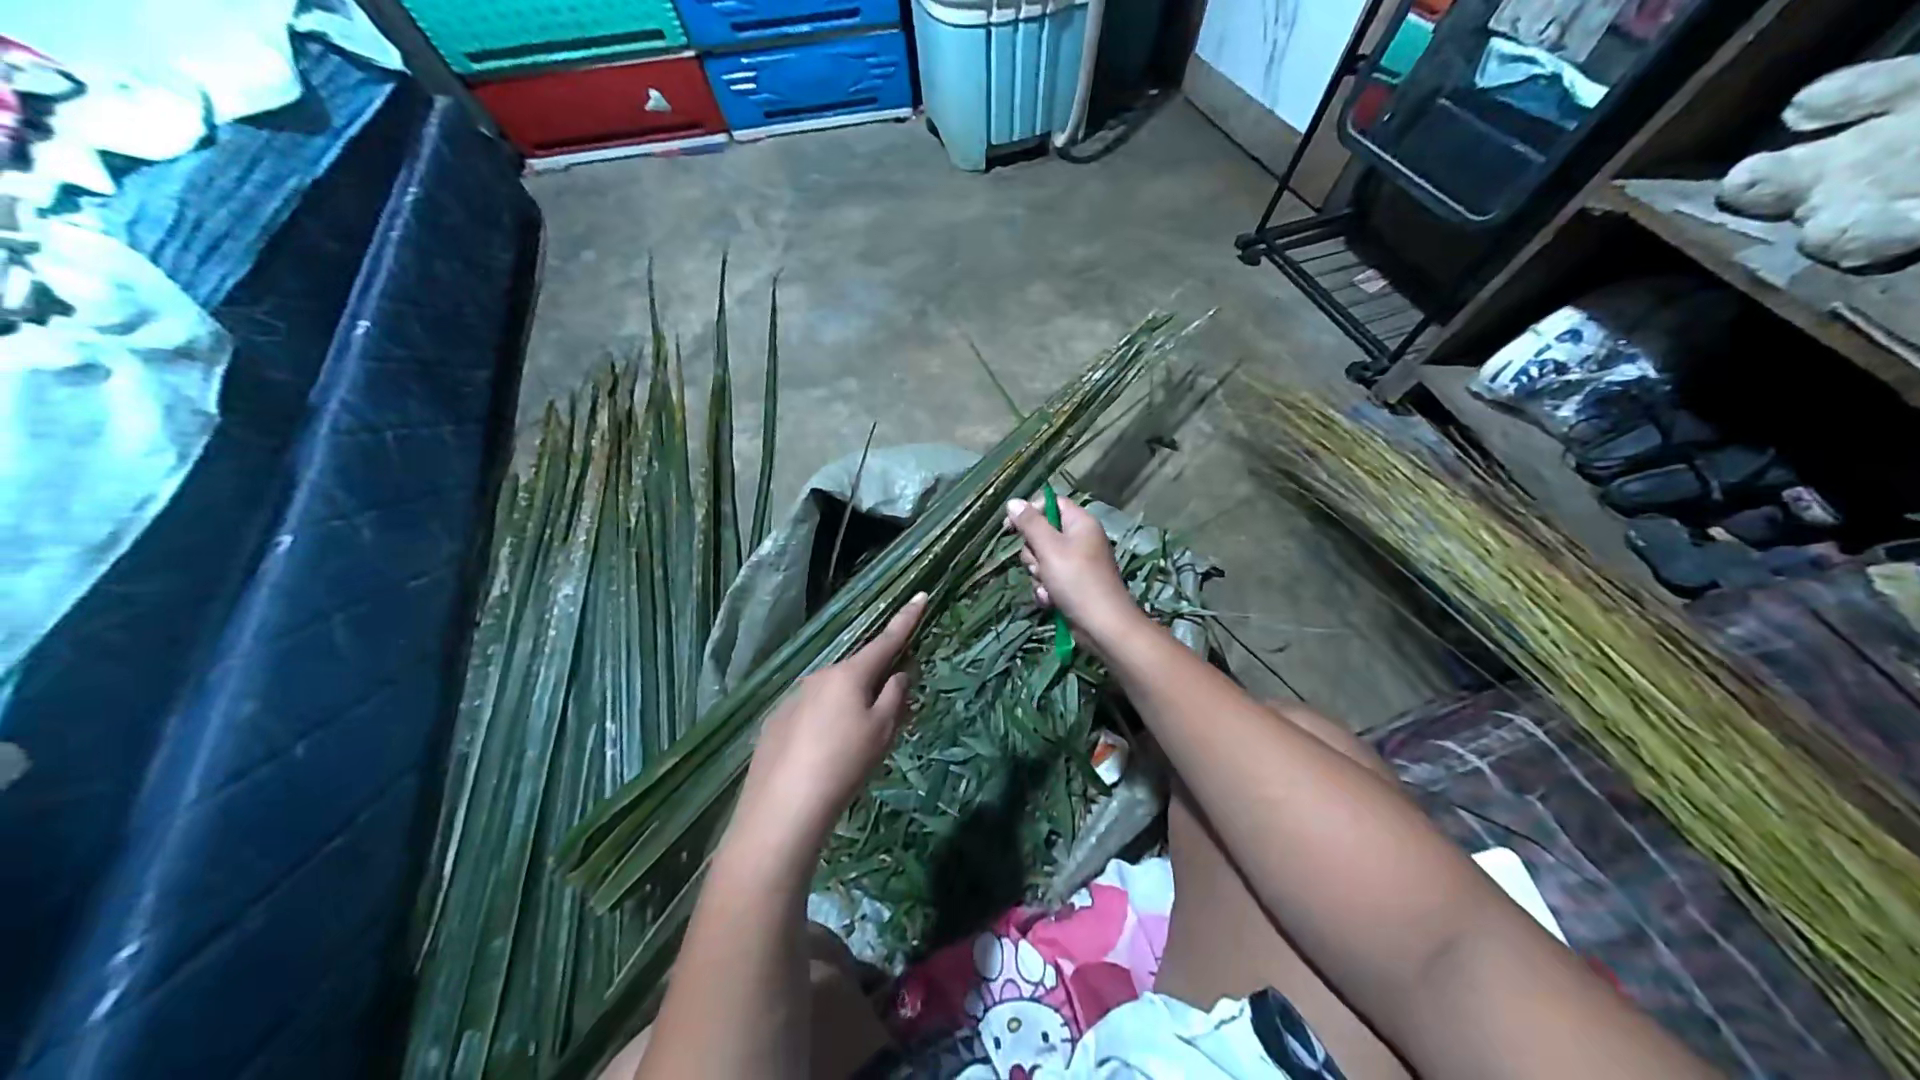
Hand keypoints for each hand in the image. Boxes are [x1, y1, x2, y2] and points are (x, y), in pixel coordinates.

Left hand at [731, 593, 927, 859]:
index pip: (886, 641)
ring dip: (849, 706)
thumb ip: (896, 696)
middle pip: (858, 672)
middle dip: (877, 684)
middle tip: (891, 716)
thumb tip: (899, 672)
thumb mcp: (883, 731)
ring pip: (833, 694)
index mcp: (849, 674)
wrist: (784, 807)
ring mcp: (794, 697)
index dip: (906, 620)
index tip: (920, 595)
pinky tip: (823, 755)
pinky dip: (824, 723)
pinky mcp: (776, 721)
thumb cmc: (844, 764)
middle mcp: (819, 676)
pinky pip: (811, 712)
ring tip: (854, 746)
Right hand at [1005, 496, 1143, 647]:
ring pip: (1041, 560)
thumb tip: (1013, 502)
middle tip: (1040, 566)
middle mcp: (1079, 539)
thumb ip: (1030, 523)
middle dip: (1033, 554)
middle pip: (1042, 534)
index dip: (1029, 512)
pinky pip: (1048, 579)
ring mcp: (1076, 563)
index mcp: (1080, 523)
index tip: (1010, 528)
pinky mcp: (1072, 584)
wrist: (1101, 625)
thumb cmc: (1077, 580)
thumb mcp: (1049, 548)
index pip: (1050, 504)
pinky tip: (1050, 600)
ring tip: (1048, 587)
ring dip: (1038, 575)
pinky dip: (1046, 589)